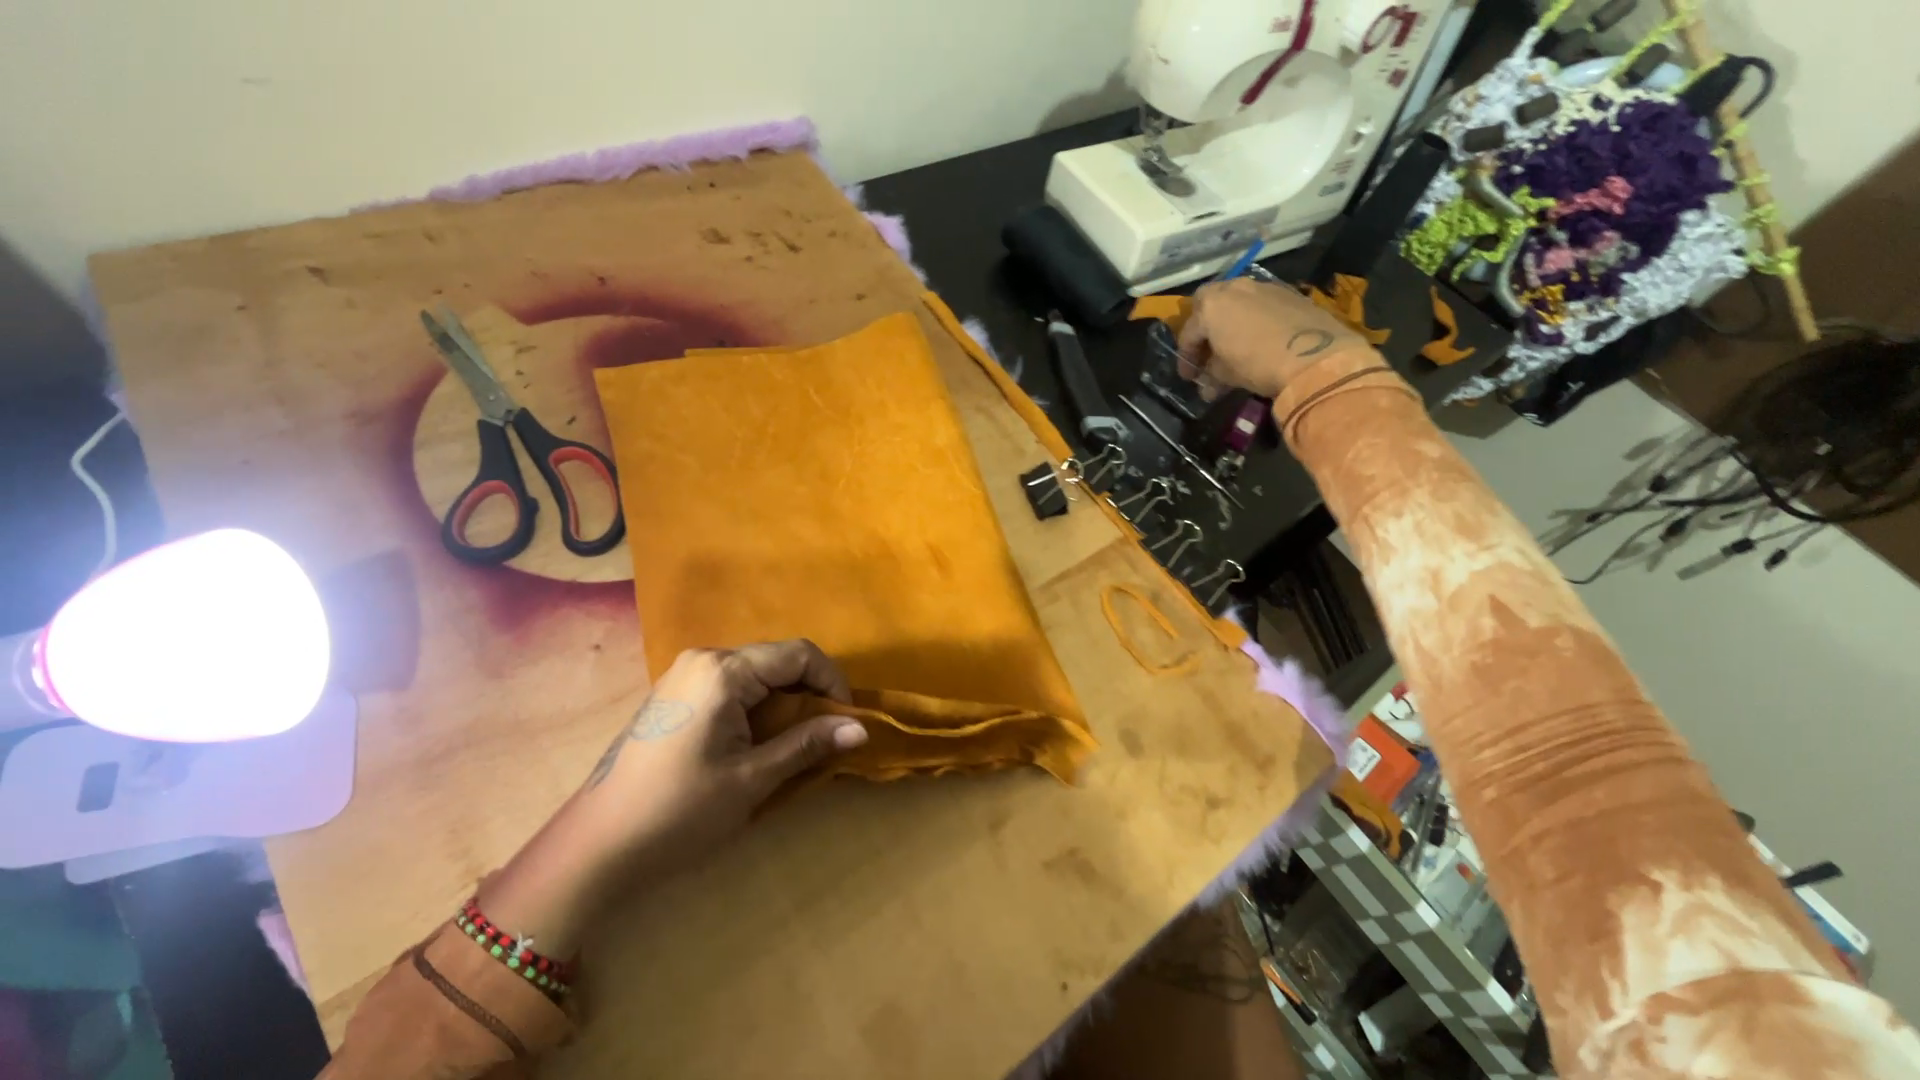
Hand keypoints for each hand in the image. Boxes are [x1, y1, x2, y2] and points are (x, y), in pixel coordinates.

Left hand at [478, 640, 867, 955]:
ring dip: (782, 700)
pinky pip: (730, 685)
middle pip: (776, 658)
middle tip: (824, 736)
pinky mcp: (673, 694)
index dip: (832, 682)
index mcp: (724, 671)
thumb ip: (807, 745)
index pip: (799, 653)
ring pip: (754, 672)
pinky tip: (755, 742)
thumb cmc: (680, 810)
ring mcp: (683, 674)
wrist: (600, 842)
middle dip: (808, 691)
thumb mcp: (752, 780)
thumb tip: (861, 728)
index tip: (846, 721)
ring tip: (793, 743)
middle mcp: (703, 658)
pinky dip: (755, 705)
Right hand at [1176, 278, 1369, 398]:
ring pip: (1237, 301)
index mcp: (1211, 306)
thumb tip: (1207, 387)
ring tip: (1236, 346)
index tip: (1189, 377)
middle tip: (1208, 351)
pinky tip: (1262, 339)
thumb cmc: (1258, 364)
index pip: (1189, 333)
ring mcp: (1264, 287)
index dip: (1186, 358)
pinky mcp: (1289, 293)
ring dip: (1231, 322)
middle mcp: (1234, 289)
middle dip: (1204, 328)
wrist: (1316, 356)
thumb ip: (1212, 376)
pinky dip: (1255, 319)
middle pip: (1209, 305)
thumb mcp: (1227, 374)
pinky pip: (1261, 305)